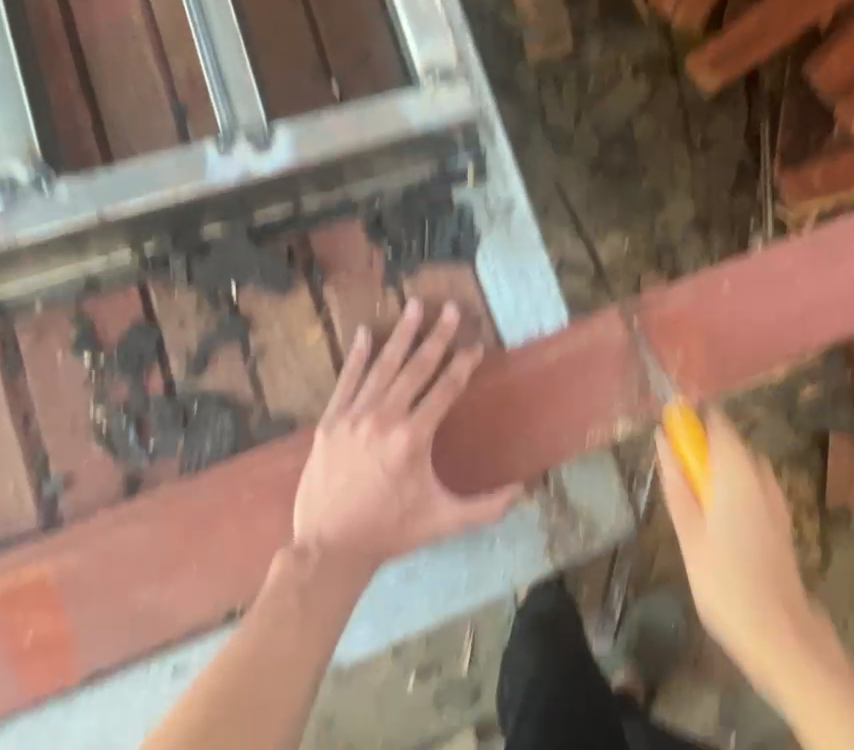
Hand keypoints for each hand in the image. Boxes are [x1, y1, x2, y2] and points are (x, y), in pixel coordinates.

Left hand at [292, 299, 521, 571]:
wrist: (329, 548)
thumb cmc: (391, 532)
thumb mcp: (444, 522)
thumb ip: (486, 507)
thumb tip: (524, 492)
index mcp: (413, 440)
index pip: (445, 390)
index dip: (463, 365)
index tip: (476, 345)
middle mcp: (383, 420)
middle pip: (416, 368)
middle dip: (437, 336)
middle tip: (452, 308)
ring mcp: (353, 419)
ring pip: (382, 368)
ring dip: (401, 335)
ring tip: (415, 306)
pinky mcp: (329, 424)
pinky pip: (346, 382)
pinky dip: (357, 356)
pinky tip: (366, 332)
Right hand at [657, 410, 823, 687]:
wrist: (777, 629)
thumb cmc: (723, 581)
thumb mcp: (688, 533)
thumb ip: (676, 482)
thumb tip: (662, 438)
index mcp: (737, 469)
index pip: (716, 422)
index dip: (692, 423)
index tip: (670, 436)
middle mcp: (761, 473)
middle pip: (730, 443)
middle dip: (704, 453)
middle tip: (678, 484)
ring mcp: (776, 494)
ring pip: (743, 466)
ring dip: (720, 474)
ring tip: (696, 510)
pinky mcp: (782, 516)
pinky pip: (754, 487)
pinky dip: (736, 491)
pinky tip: (722, 525)